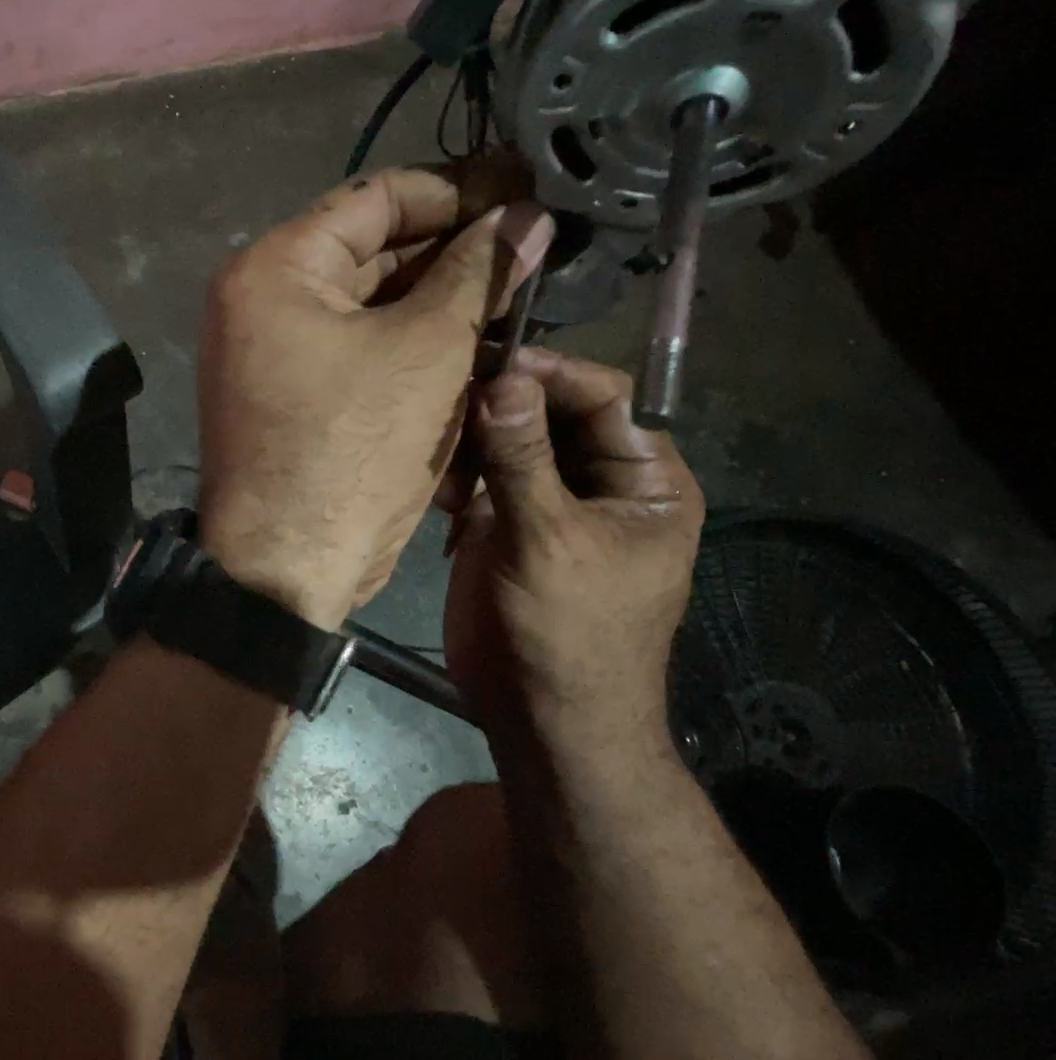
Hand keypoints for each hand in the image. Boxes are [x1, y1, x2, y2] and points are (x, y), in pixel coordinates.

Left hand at [197, 166, 553, 628]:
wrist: (287, 567)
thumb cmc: (352, 451)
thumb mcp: (428, 352)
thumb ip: (478, 274)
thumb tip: (526, 218)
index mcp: (274, 270)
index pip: (375, 199)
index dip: (457, 190)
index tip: (524, 195)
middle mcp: (259, 302)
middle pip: (371, 254)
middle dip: (453, 256)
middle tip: (534, 253)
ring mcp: (269, 353)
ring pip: (368, 309)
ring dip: (439, 308)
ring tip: (518, 302)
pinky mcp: (288, 397)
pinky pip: (354, 354)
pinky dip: (408, 351)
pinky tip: (472, 349)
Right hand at [441, 348, 704, 751]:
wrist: (542, 718)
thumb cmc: (569, 632)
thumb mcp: (549, 541)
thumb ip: (522, 460)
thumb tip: (502, 378)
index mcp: (643, 481)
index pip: (603, 400)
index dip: (550, 374)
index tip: (490, 360)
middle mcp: (598, 485)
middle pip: (550, 418)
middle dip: (502, 407)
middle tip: (447, 394)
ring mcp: (548, 508)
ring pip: (509, 448)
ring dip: (473, 445)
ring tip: (438, 456)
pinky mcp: (504, 532)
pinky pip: (480, 484)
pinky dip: (456, 479)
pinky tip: (435, 494)